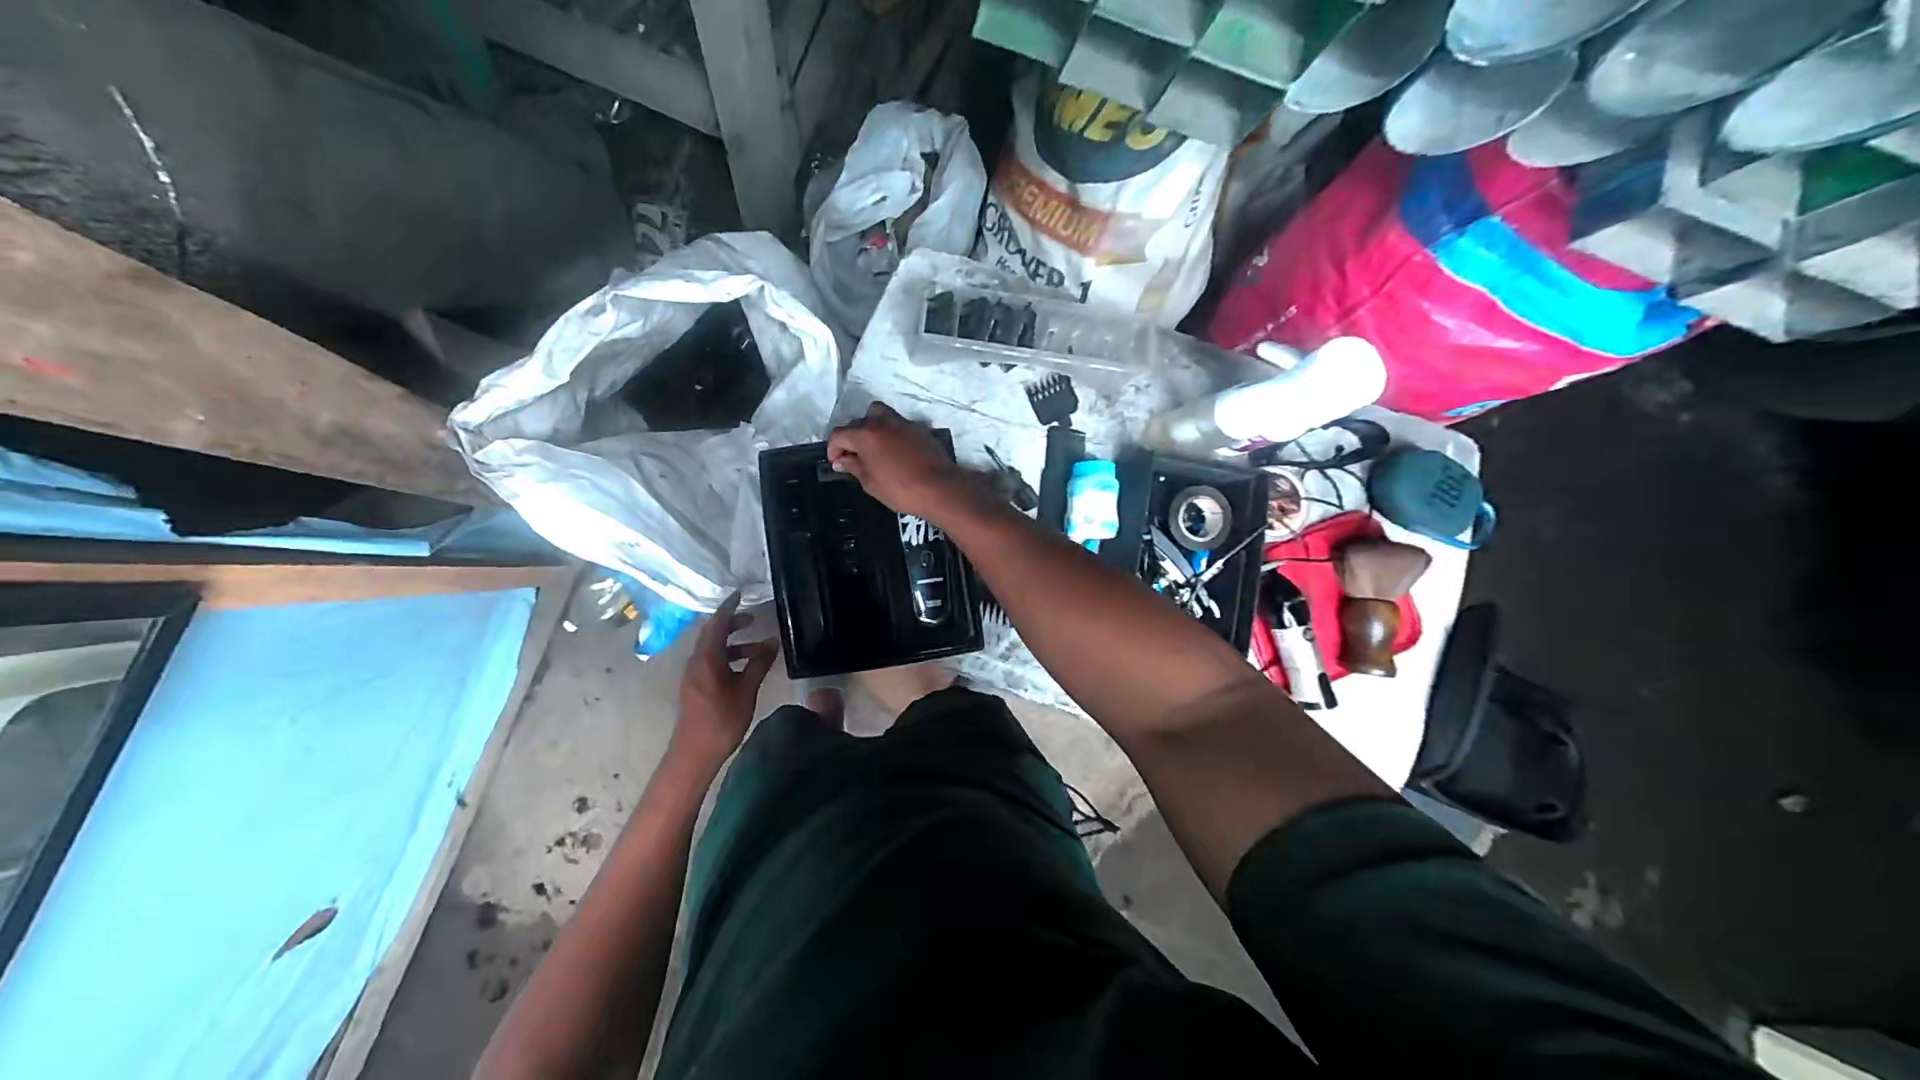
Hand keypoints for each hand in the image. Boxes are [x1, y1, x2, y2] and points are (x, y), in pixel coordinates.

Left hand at [672, 592, 777, 768]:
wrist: (694, 753)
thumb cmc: (722, 721)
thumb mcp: (746, 691)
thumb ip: (759, 664)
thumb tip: (772, 642)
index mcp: (706, 659)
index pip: (717, 623)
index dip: (729, 607)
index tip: (740, 594)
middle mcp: (696, 661)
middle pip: (712, 633)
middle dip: (732, 623)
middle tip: (753, 618)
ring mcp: (693, 674)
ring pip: (713, 648)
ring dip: (734, 643)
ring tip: (759, 648)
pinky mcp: (695, 685)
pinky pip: (711, 660)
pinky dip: (728, 656)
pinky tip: (746, 666)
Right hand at [826, 402, 975, 521]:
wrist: (939, 487)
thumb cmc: (901, 489)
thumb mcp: (870, 483)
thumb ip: (854, 467)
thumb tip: (842, 461)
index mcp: (865, 435)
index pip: (839, 434)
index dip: (833, 448)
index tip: (836, 462)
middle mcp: (882, 422)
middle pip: (857, 423)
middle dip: (850, 438)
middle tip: (852, 458)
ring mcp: (902, 423)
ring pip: (878, 414)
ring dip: (870, 426)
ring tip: (872, 446)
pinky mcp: (918, 428)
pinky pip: (896, 423)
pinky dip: (889, 431)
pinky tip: (893, 450)